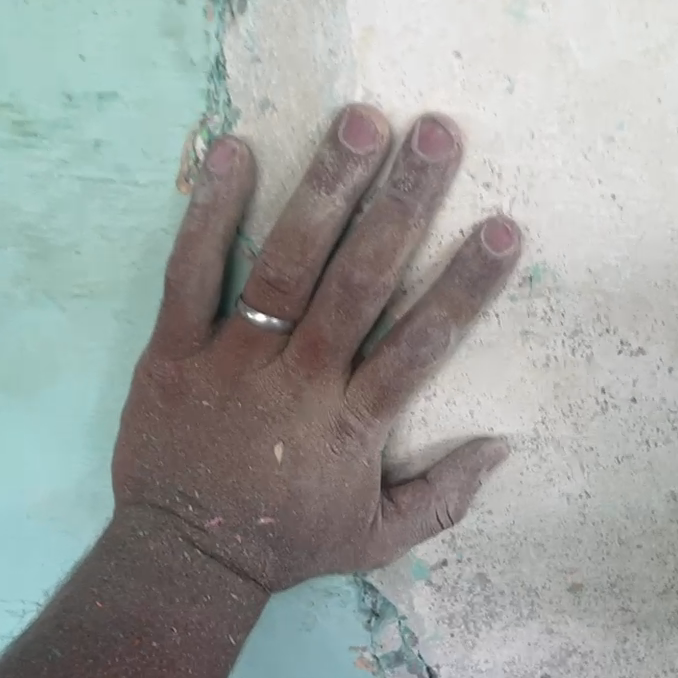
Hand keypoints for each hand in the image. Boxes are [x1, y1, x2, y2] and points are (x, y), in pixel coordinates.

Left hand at [112, 104, 521, 591]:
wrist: (187, 558)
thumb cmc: (290, 543)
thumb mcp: (380, 540)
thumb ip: (445, 498)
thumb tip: (503, 446)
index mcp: (353, 426)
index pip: (420, 346)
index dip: (464, 288)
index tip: (502, 231)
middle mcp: (300, 381)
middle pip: (359, 284)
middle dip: (403, 207)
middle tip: (438, 135)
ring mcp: (233, 360)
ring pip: (285, 265)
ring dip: (326, 190)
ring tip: (361, 119)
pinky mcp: (174, 351)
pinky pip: (191, 274)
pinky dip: (210, 213)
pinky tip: (237, 150)